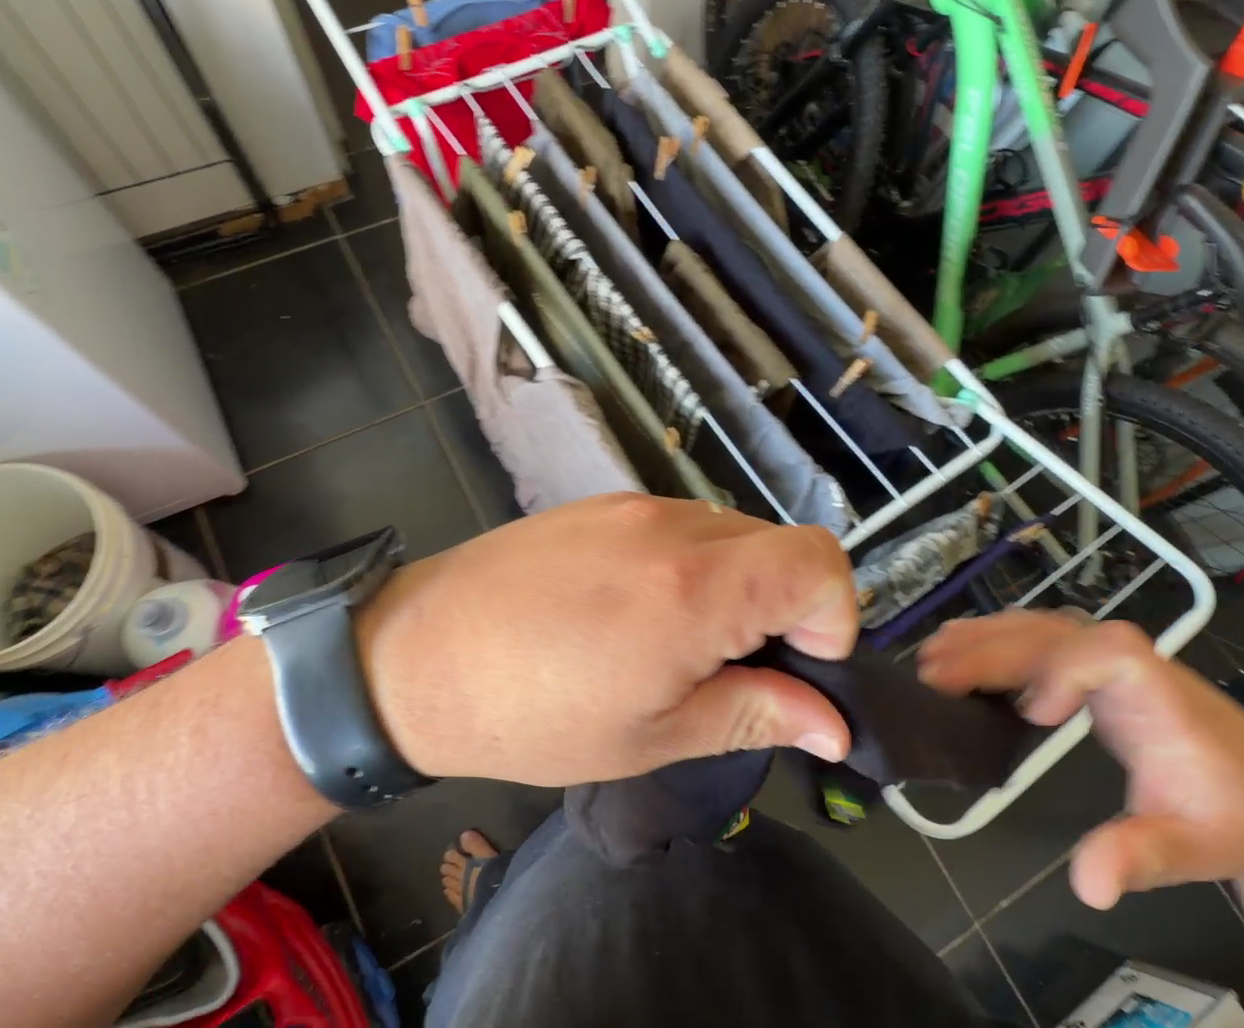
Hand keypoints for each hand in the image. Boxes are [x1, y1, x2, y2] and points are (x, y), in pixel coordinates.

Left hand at [355, 494, 857, 785]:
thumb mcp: (652, 737)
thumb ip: (755, 715)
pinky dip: (689, 568)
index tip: (793, 669)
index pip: (821, 560)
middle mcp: (673, 526)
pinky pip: (679, 527)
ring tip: (673, 647)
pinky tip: (632, 614)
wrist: (410, 660)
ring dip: (733, 589)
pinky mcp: (600, 505)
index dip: (831, 617)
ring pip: (731, 535)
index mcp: (696, 588)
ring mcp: (632, 506)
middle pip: (779, 547)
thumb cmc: (532, 717)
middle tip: (730, 672)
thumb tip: (833, 724)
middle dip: (781, 611)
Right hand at [918, 612, 1243, 909]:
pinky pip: (1040, 639)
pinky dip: (996, 642)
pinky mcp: (1095, 666)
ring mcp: (1111, 659)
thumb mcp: (1192, 850)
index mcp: (1159, 695)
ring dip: (983, 638)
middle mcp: (1131, 663)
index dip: (1064, 672)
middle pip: (1054, 632)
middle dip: (991, 649)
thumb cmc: (1232, 817)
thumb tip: (1087, 886)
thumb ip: (1139, 858)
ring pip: (1040, 627)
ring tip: (931, 658)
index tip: (1032, 717)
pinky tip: (961, 653)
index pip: (1111, 654)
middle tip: (931, 676)